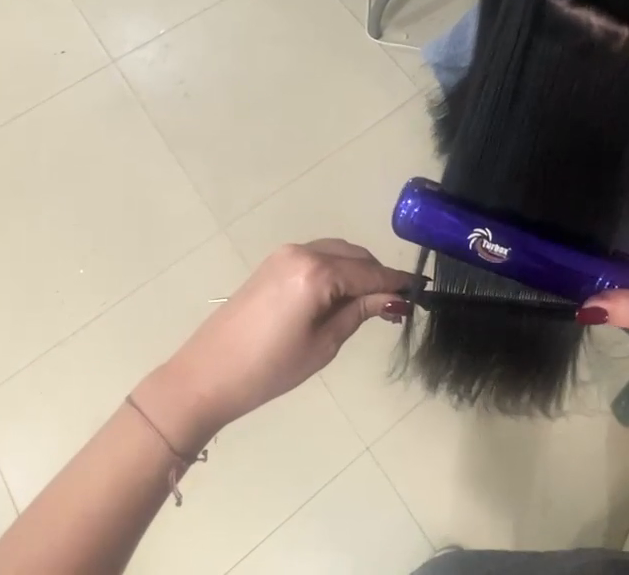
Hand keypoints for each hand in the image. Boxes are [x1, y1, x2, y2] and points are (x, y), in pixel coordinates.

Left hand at [138, 240, 413, 446]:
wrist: (206, 376)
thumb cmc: (269, 369)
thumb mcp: (324, 344)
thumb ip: (359, 312)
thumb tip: (393, 299)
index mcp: (317, 272)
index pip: (369, 272)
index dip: (396, 283)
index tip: (422, 290)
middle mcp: (302, 252)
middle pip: (354, 256)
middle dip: (377, 275)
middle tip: (396, 304)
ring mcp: (285, 255)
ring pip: (336, 253)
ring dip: (357, 271)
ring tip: (370, 303)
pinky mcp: (272, 263)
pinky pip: (317, 257)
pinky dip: (335, 269)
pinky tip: (341, 295)